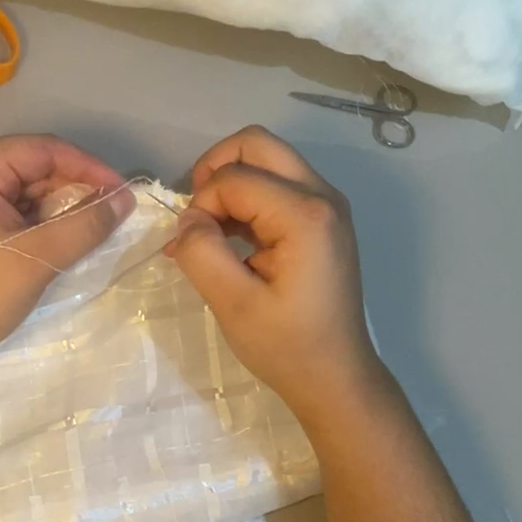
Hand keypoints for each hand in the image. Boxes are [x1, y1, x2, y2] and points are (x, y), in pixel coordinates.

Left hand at [0, 135, 134, 383]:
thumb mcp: (38, 258)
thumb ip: (86, 225)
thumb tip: (125, 201)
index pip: (44, 150)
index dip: (89, 168)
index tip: (123, 194)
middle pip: (32, 166)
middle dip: (73, 190)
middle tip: (110, 218)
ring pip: (21, 189)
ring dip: (57, 208)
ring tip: (90, 233)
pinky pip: (6, 208)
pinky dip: (35, 222)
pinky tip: (58, 242)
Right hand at [165, 126, 385, 420]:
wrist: (335, 376)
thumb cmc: (285, 346)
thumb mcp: (231, 303)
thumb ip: (201, 252)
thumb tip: (186, 220)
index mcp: (305, 215)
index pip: (234, 178)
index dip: (201, 206)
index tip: (191, 248)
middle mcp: (323, 196)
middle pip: (256, 144)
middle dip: (214, 172)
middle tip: (195, 216)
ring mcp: (327, 205)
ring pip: (267, 160)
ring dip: (230, 186)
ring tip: (209, 235)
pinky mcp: (323, 219)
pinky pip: (277, 186)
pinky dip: (246, 201)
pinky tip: (228, 241)